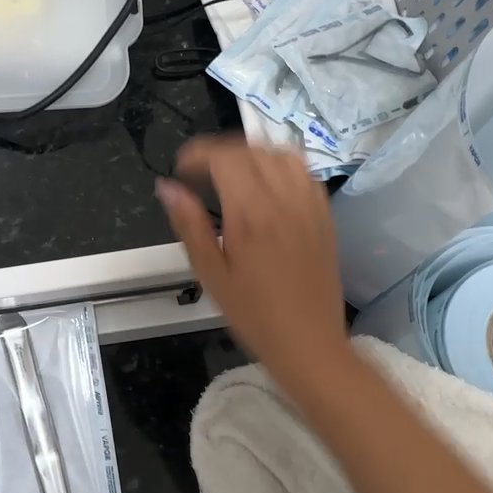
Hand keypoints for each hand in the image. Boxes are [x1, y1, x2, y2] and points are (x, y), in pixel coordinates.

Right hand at [154, 135, 351, 388]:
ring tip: (230, 171)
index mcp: (251, 215)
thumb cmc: (252, 313)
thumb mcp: (209, 273)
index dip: (198, 154)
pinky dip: (281, 164)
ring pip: (281, 154)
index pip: (225, 159)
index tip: (180, 169)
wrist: (308, 341)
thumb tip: (167, 187)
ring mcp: (309, 205)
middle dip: (220, 151)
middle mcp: (284, 201)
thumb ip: (189, 224)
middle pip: (252, 150)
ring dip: (252, 152)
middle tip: (198, 172)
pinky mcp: (324, 215)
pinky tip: (265, 182)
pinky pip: (305, 172)